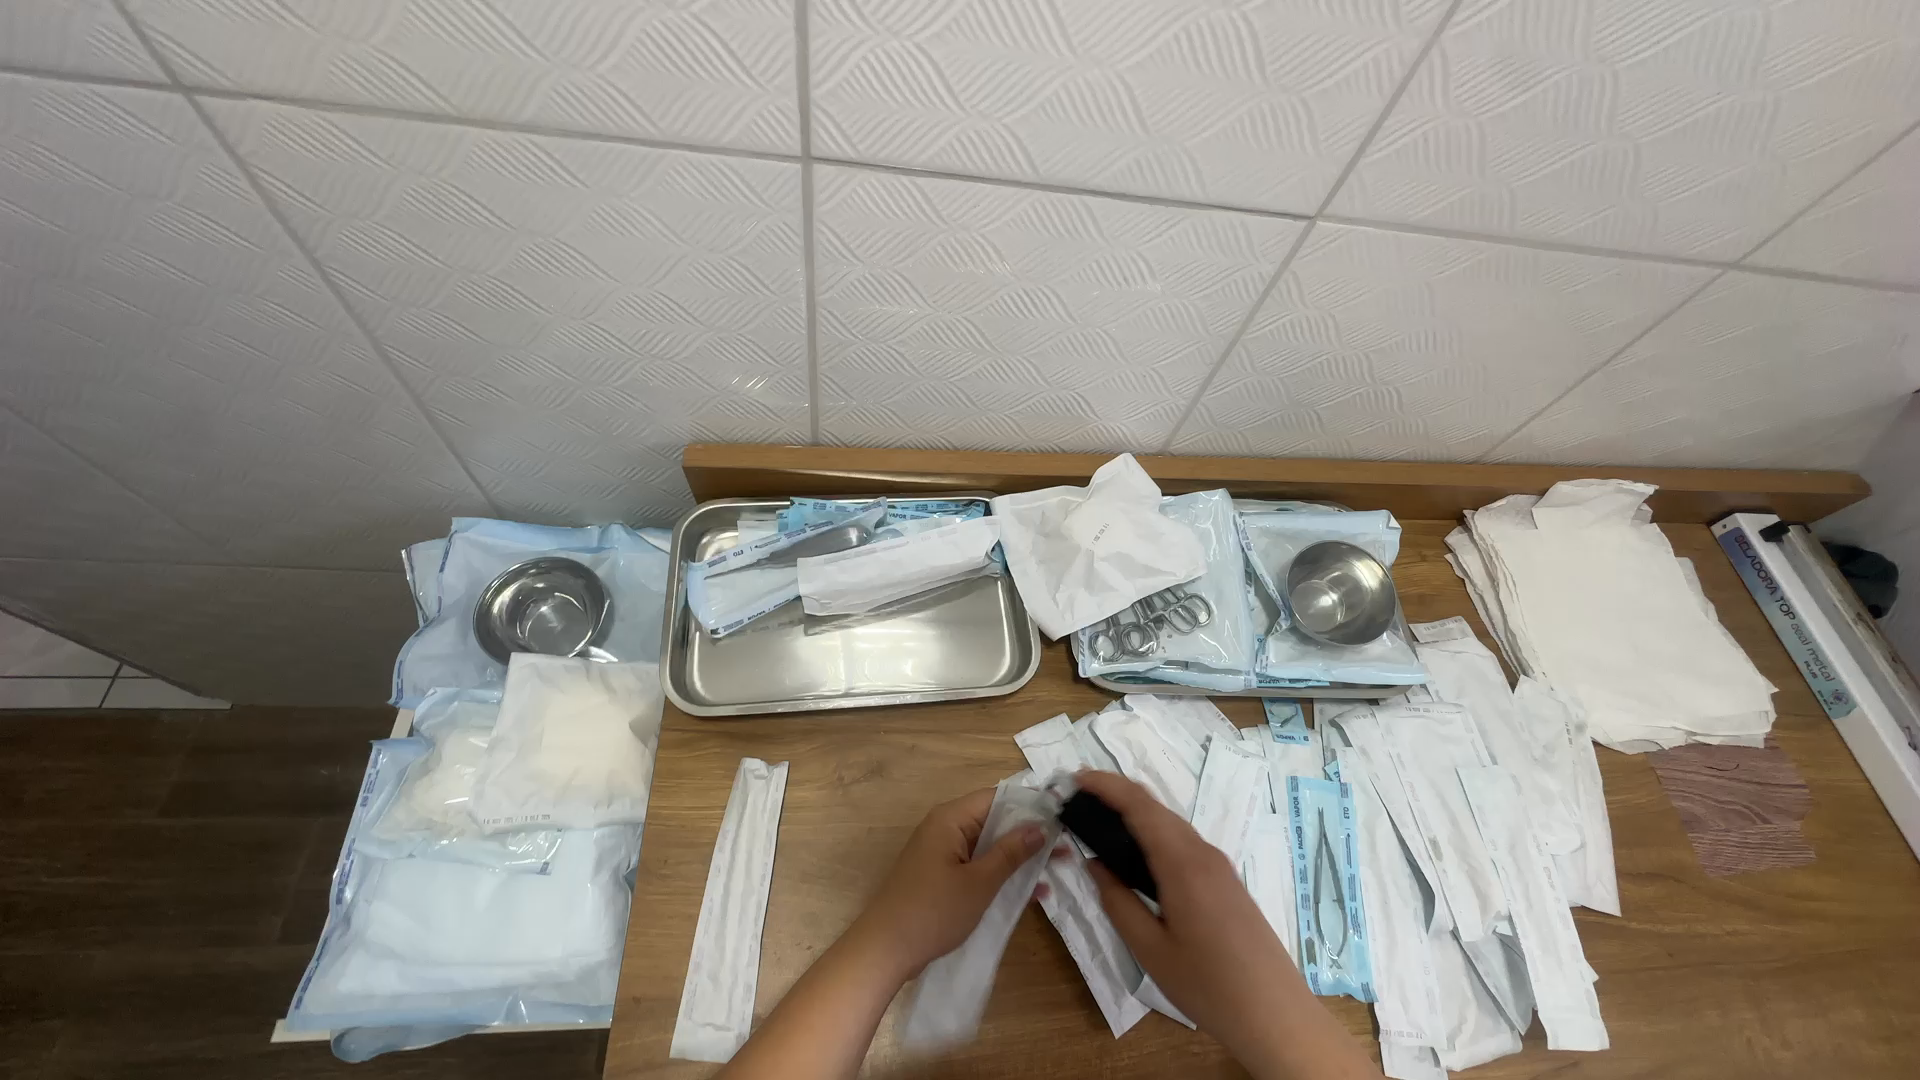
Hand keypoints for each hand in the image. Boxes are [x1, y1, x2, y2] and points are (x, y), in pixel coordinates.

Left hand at [846, 788, 1047, 982]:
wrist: (885, 951)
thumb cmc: (933, 911)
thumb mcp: (979, 882)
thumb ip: (1011, 853)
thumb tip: (1040, 827)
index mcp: (951, 818)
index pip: (997, 798)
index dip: (1029, 806)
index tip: (1061, 818)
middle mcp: (945, 828)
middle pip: (994, 821)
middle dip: (1028, 835)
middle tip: (1066, 849)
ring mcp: (942, 853)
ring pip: (988, 846)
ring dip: (1018, 858)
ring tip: (1056, 869)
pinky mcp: (941, 876)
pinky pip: (977, 866)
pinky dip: (1000, 875)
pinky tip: (1030, 894)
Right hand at [1073, 770, 1311, 1067]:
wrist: (1276, 1016)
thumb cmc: (1208, 985)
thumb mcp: (1150, 948)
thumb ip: (1118, 900)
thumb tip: (1095, 863)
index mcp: (1182, 863)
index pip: (1139, 805)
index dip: (1105, 785)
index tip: (1074, 779)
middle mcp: (1203, 853)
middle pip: (1155, 807)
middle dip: (1116, 794)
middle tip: (1079, 799)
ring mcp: (1219, 865)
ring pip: (1171, 823)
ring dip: (1136, 813)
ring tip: (1101, 823)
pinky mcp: (1226, 880)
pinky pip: (1183, 841)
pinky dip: (1154, 832)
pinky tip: (1138, 853)